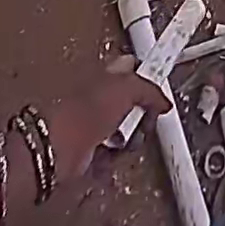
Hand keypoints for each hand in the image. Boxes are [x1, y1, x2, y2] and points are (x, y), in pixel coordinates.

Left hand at [41, 57, 171, 180]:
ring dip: (129, 140)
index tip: (158, 91)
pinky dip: (114, 158)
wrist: (60, 146)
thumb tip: (163, 101)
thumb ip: (150, 90)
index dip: (147, 76)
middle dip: (142, 116)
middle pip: (133, 103)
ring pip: (125, 131)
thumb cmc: (87, 109)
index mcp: (107, 73)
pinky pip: (113, 154)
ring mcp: (95, 123)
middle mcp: (101, 95)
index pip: (134, 67)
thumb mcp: (128, 88)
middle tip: (144, 121)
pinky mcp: (89, 150)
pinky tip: (110, 155)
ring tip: (125, 142)